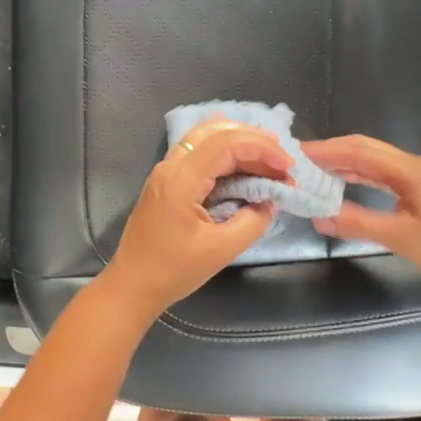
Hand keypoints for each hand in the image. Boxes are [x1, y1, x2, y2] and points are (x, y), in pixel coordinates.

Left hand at [98, 120, 291, 318]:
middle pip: (215, 134)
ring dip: (238, 142)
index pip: (226, 144)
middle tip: (284, 161)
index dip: (261, 149)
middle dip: (253, 143)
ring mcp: (165, 171)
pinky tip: (240, 156)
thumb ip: (252, 221)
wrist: (131, 286)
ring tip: (270, 155)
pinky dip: (223, 151)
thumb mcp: (221, 250)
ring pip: (204, 138)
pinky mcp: (166, 181)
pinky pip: (197, 152)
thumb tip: (270, 200)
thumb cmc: (173, 271)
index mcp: (180, 179)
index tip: (288, 167)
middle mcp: (170, 166)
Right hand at [303, 135, 420, 296]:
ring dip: (342, 162)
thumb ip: (358, 224)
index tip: (296, 154)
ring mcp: (413, 177)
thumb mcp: (400, 237)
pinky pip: (378, 174)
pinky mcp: (414, 189)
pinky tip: (338, 182)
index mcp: (408, 170)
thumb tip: (318, 216)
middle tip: (298, 159)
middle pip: (363, 148)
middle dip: (330, 151)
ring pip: (370, 160)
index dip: (327, 150)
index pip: (359, 151)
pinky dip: (356, 175)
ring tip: (310, 169)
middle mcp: (410, 165)